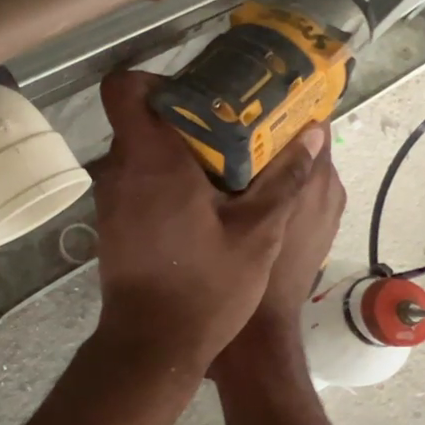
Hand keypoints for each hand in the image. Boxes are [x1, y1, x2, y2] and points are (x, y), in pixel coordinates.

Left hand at [89, 71, 327, 372]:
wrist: (151, 346)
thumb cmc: (205, 287)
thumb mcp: (259, 234)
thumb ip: (285, 179)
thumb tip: (315, 133)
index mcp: (150, 159)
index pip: (123, 89)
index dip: (154, 79)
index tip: (196, 91)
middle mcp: (120, 168)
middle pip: (138, 116)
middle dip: (182, 115)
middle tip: (228, 126)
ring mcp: (109, 195)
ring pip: (137, 148)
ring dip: (174, 148)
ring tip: (223, 163)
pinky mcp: (109, 218)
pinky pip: (134, 177)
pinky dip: (162, 175)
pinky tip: (200, 199)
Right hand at [210, 124, 344, 381]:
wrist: (261, 336)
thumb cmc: (254, 273)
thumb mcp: (245, 210)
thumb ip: (253, 163)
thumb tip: (240, 119)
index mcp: (317, 177)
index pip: (308, 117)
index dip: (279, 99)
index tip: (242, 89)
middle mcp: (327, 187)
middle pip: (298, 138)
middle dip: (266, 125)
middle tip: (218, 116)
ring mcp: (322, 210)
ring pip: (291, 164)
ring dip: (263, 154)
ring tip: (218, 146)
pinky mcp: (312, 230)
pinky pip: (289, 189)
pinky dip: (267, 181)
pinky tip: (231, 184)